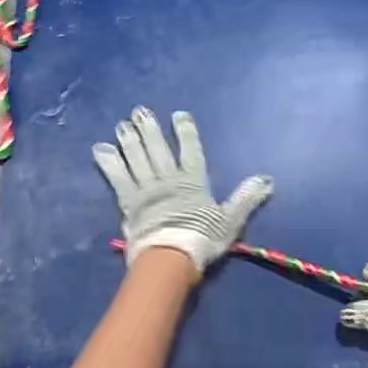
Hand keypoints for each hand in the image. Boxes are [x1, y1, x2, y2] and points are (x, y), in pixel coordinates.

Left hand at [93, 107, 271, 271]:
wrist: (171, 256)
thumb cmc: (202, 240)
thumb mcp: (230, 220)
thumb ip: (246, 198)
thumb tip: (267, 179)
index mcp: (194, 182)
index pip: (191, 151)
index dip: (186, 132)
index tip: (179, 115)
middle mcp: (168, 179)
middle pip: (158, 149)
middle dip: (150, 129)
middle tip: (139, 111)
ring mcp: (146, 189)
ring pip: (137, 158)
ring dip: (129, 140)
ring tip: (122, 125)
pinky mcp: (128, 201)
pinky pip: (117, 177)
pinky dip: (108, 162)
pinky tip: (99, 149)